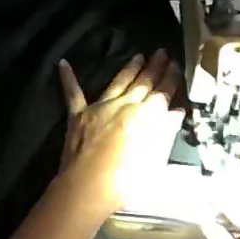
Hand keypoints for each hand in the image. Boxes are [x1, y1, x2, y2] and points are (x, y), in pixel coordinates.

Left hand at [57, 51, 184, 212]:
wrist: (88, 186)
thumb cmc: (128, 180)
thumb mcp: (156, 157)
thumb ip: (166, 131)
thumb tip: (175, 111)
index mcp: (146, 115)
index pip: (163, 93)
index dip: (171, 78)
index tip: (177, 65)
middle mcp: (124, 105)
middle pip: (143, 83)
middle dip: (154, 67)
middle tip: (162, 52)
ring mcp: (99, 108)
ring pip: (118, 83)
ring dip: (129, 69)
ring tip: (138, 56)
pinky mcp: (78, 115)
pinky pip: (72, 93)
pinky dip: (67, 78)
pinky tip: (62, 64)